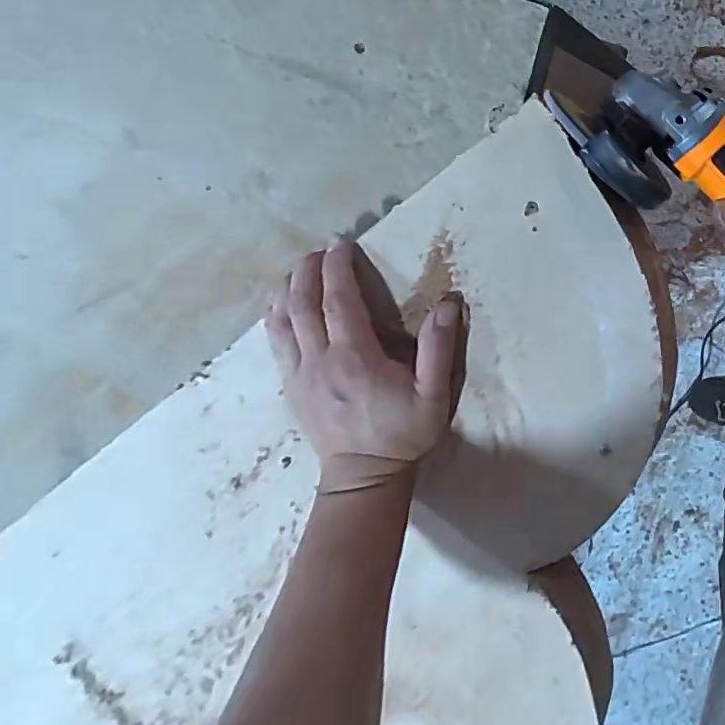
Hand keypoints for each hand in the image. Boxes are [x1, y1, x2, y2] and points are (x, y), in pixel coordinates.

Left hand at [266, 241, 464, 493]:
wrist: (363, 478)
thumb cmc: (404, 433)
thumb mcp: (434, 395)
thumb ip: (439, 349)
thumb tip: (448, 305)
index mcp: (354, 358)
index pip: (338, 301)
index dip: (337, 269)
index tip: (342, 245)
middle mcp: (319, 361)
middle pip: (302, 304)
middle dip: (308, 271)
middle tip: (319, 250)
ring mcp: (299, 375)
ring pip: (282, 321)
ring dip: (288, 289)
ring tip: (298, 269)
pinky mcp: (291, 387)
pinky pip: (276, 342)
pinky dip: (277, 315)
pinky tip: (283, 305)